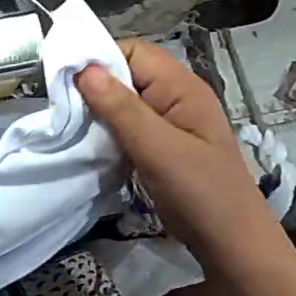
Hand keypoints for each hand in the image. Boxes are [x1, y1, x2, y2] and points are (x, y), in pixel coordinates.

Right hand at [76, 41, 276, 263]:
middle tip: (64, 108)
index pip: (133, 51)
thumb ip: (121, 108)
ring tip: (74, 127)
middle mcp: (175, 97)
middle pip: (125, 74)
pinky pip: (127, 125)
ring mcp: (169, 122)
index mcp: (181, 87)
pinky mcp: (160, 145)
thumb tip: (84, 69)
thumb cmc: (200, 192)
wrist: (231, 243)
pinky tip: (93, 145)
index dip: (99, 60)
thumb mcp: (158, 148)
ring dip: (98, 111)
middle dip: (94, 87)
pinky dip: (107, 131)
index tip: (65, 82)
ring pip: (123, 101)